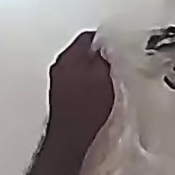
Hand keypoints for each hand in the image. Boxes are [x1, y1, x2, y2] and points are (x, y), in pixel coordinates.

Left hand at [41, 31, 113, 157]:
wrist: (71, 137)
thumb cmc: (88, 107)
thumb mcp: (105, 75)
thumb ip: (105, 56)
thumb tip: (107, 45)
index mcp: (68, 57)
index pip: (88, 37)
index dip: (105, 39)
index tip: (117, 44)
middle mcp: (59, 67)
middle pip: (82, 51)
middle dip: (99, 54)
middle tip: (114, 60)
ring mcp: (57, 82)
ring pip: (79, 66)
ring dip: (93, 69)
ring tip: (108, 78)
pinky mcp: (60, 97)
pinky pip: (76, 80)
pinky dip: (87, 82)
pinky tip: (98, 92)